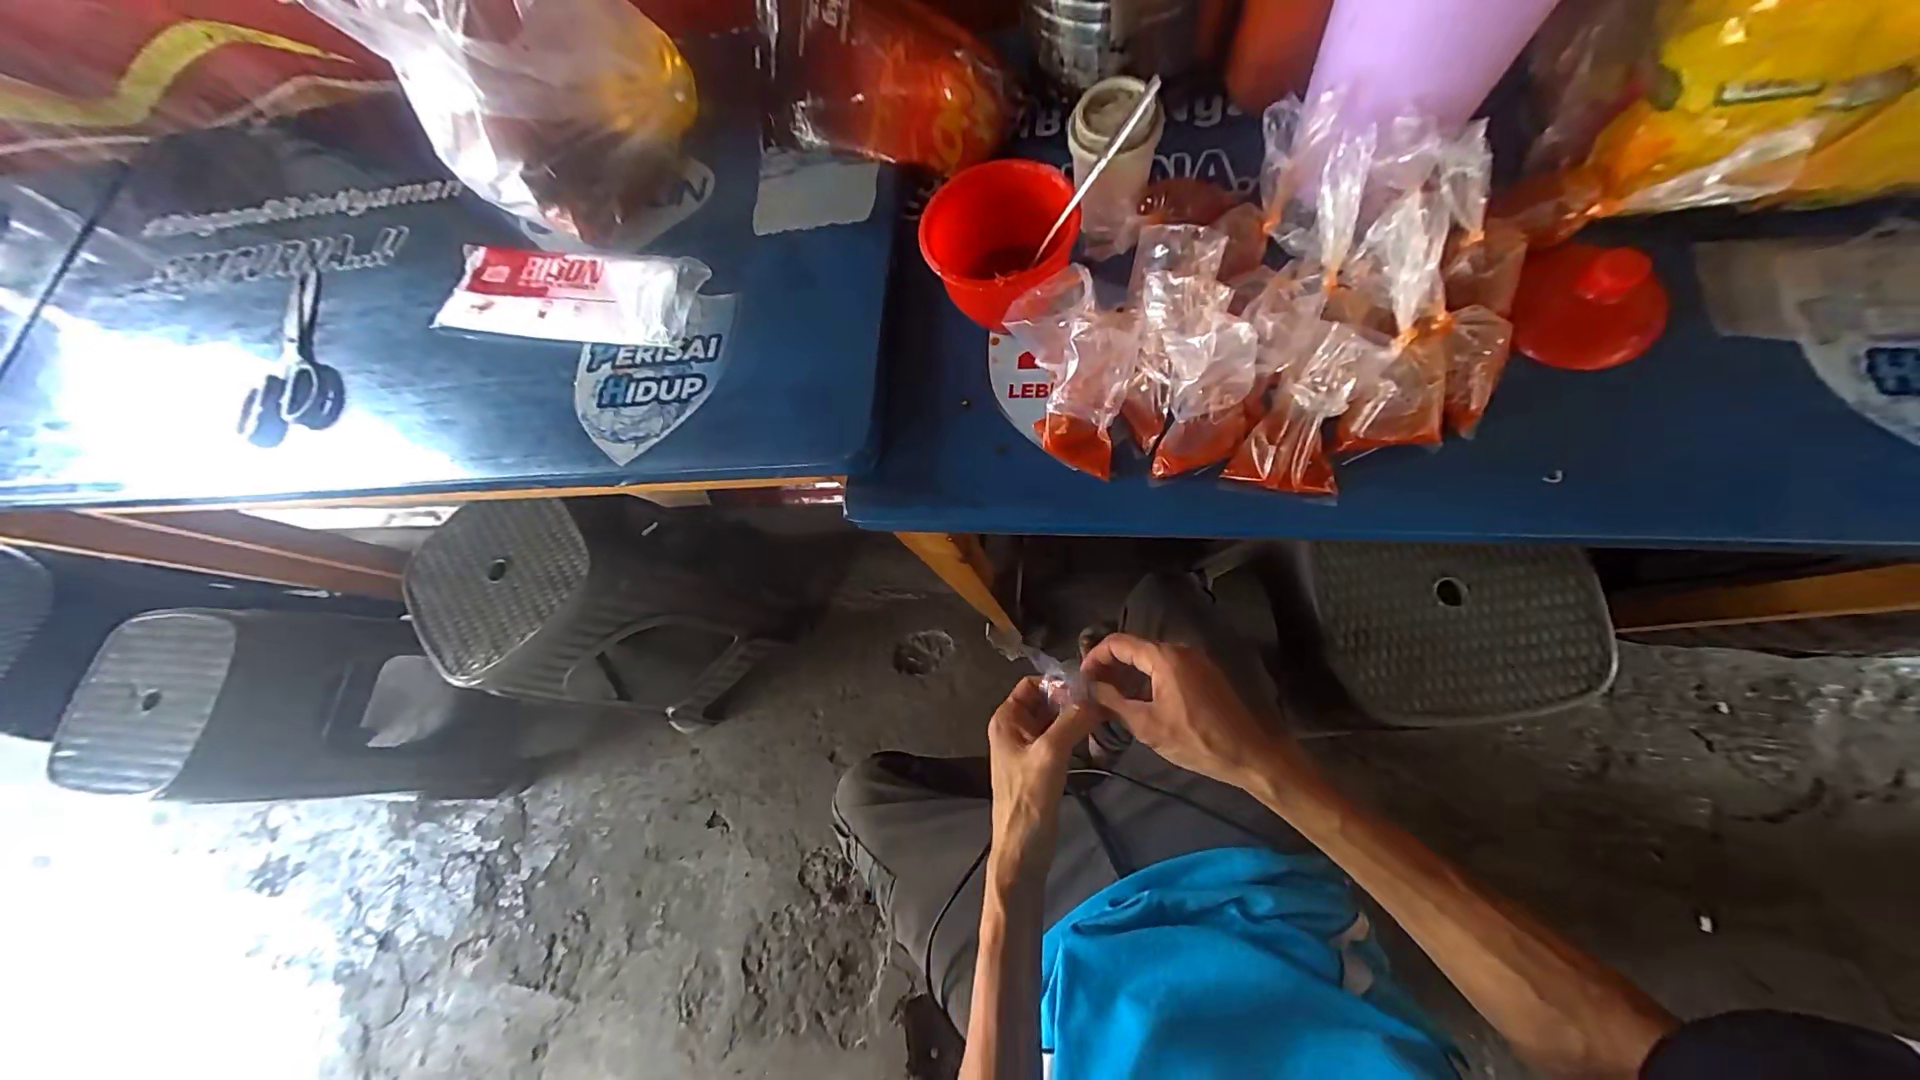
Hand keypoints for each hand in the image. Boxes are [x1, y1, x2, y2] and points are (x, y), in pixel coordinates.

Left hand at [986, 676, 1103, 886]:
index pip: (1031, 684)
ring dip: (1074, 717)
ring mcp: (1026, 748)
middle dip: (1069, 699)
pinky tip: (1094, 736)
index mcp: (1006, 720)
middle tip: (1102, 701)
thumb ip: (1071, 721)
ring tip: (1103, 716)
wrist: (1023, 850)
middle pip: (1044, 701)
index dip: (1057, 683)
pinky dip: (1074, 734)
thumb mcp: (1050, 754)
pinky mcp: (1040, 766)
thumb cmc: (1029, 800)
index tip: (1087, 688)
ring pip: (1053, 720)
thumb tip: (1095, 697)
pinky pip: (1058, 739)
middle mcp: (1013, 729)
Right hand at [1081, 633, 1307, 790]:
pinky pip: (1168, 666)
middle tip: (1094, 689)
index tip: (1083, 678)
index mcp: (1164, 657)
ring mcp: (1196, 660)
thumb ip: (1114, 702)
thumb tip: (1090, 688)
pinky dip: (1148, 678)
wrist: (1253, 755)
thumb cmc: (1197, 740)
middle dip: (1110, 665)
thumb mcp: (1148, 726)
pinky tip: (1141, 700)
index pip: (1117, 642)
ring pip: (1151, 658)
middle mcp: (1180, 649)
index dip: (1094, 657)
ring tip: (1112, 698)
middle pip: (1134, 647)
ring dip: (1129, 673)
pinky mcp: (1206, 673)